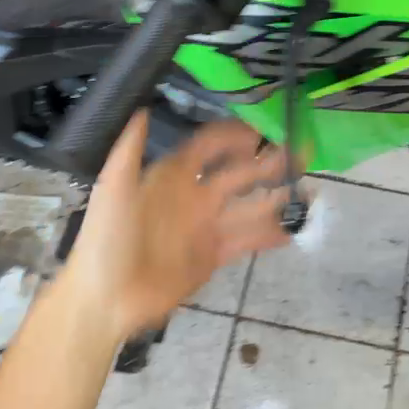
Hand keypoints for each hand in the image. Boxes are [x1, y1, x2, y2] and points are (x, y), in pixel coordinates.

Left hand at [57, 112, 293, 340]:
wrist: (104, 299)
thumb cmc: (105, 241)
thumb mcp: (112, 190)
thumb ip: (128, 151)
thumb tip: (143, 109)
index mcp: (172, 177)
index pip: (209, 147)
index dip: (233, 136)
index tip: (261, 131)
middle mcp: (194, 196)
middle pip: (238, 174)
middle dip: (267, 163)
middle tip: (298, 154)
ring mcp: (205, 227)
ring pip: (248, 206)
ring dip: (276, 197)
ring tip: (305, 189)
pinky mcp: (212, 256)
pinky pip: (246, 240)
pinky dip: (268, 234)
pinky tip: (291, 228)